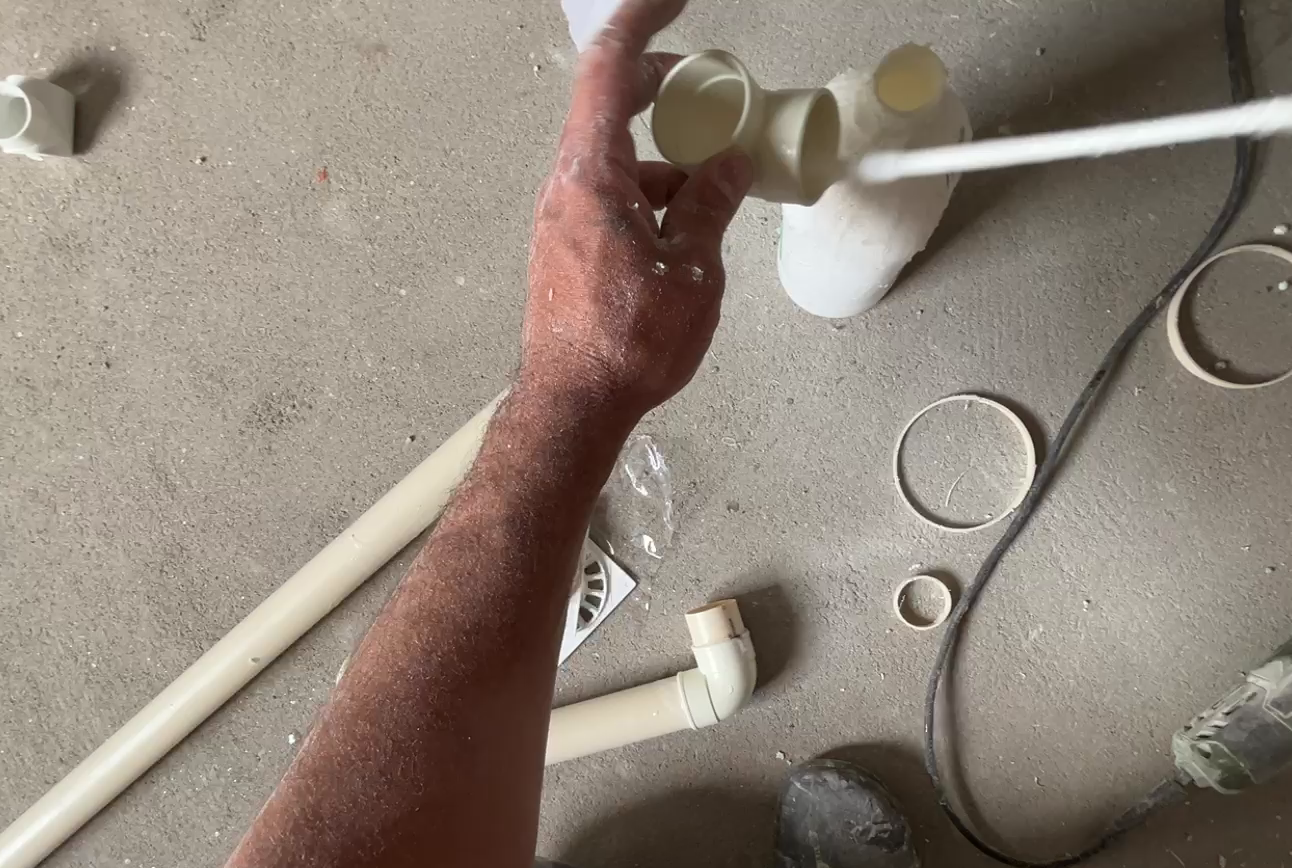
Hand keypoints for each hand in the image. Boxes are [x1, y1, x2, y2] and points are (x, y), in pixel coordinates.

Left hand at [518, 0, 752, 421]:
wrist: (575, 404)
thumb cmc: (629, 343)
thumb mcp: (691, 272)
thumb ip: (710, 208)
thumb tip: (729, 167)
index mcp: (592, 177)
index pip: (609, 69)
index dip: (644, 23)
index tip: (678, 0)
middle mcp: (566, 190)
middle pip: (609, 111)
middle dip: (661, 93)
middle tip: (709, 99)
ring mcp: (561, 223)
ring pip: (614, 165)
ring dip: (662, 160)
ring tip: (714, 183)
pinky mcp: (565, 254)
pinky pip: (607, 203)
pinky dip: (647, 199)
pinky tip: (682, 229)